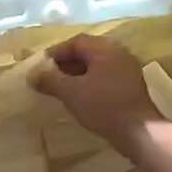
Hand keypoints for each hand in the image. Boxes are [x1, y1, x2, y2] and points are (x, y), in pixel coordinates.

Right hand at [33, 34, 163, 151]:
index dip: (56, 52)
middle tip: (50, 77)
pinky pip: (106, 76)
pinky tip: (81, 97)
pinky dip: (90, 82)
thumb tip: (32, 74)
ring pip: (97, 65)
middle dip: (67, 63)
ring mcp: (127, 69)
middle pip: (88, 51)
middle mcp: (118, 53)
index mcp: (104, 49)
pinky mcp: (131, 86)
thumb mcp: (71, 93)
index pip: (76, 42)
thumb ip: (50, 81)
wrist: (139, 130)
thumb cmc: (103, 106)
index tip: (41, 65)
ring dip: (78, 74)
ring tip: (63, 88)